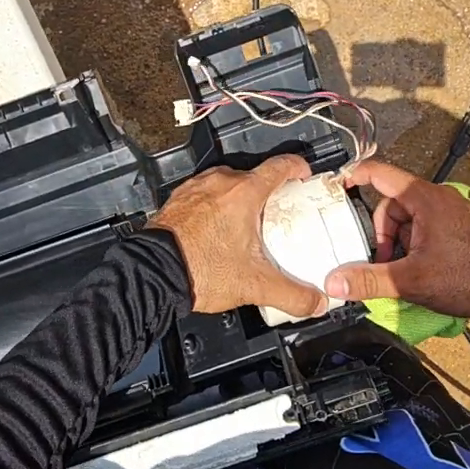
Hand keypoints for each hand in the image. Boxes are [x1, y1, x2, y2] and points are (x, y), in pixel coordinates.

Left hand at [149, 154, 328, 317]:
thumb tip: (315, 301)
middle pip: (254, 177)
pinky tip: (218, 230)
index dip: (296, 168)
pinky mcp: (180, 200)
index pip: (279, 166)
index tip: (303, 175)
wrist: (154, 274)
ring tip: (247, 225)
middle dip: (269, 193)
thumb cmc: (198, 269)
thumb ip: (293, 294)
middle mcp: (220, 183)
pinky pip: (206, 195)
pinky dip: (216, 206)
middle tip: (278, 214)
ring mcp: (197, 189)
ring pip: (228, 185)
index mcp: (244, 193)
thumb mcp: (256, 285)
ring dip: (240, 199)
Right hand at [322, 160, 469, 318]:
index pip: (379, 173)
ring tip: (405, 270)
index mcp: (425, 198)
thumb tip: (333, 283)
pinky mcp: (458, 225)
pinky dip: (413, 244)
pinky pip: (423, 226)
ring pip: (406, 219)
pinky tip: (419, 268)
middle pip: (391, 204)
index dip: (353, 176)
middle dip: (382, 235)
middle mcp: (438, 196)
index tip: (334, 187)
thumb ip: (369, 280)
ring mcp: (450, 210)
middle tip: (384, 262)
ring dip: (398, 243)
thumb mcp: (411, 281)